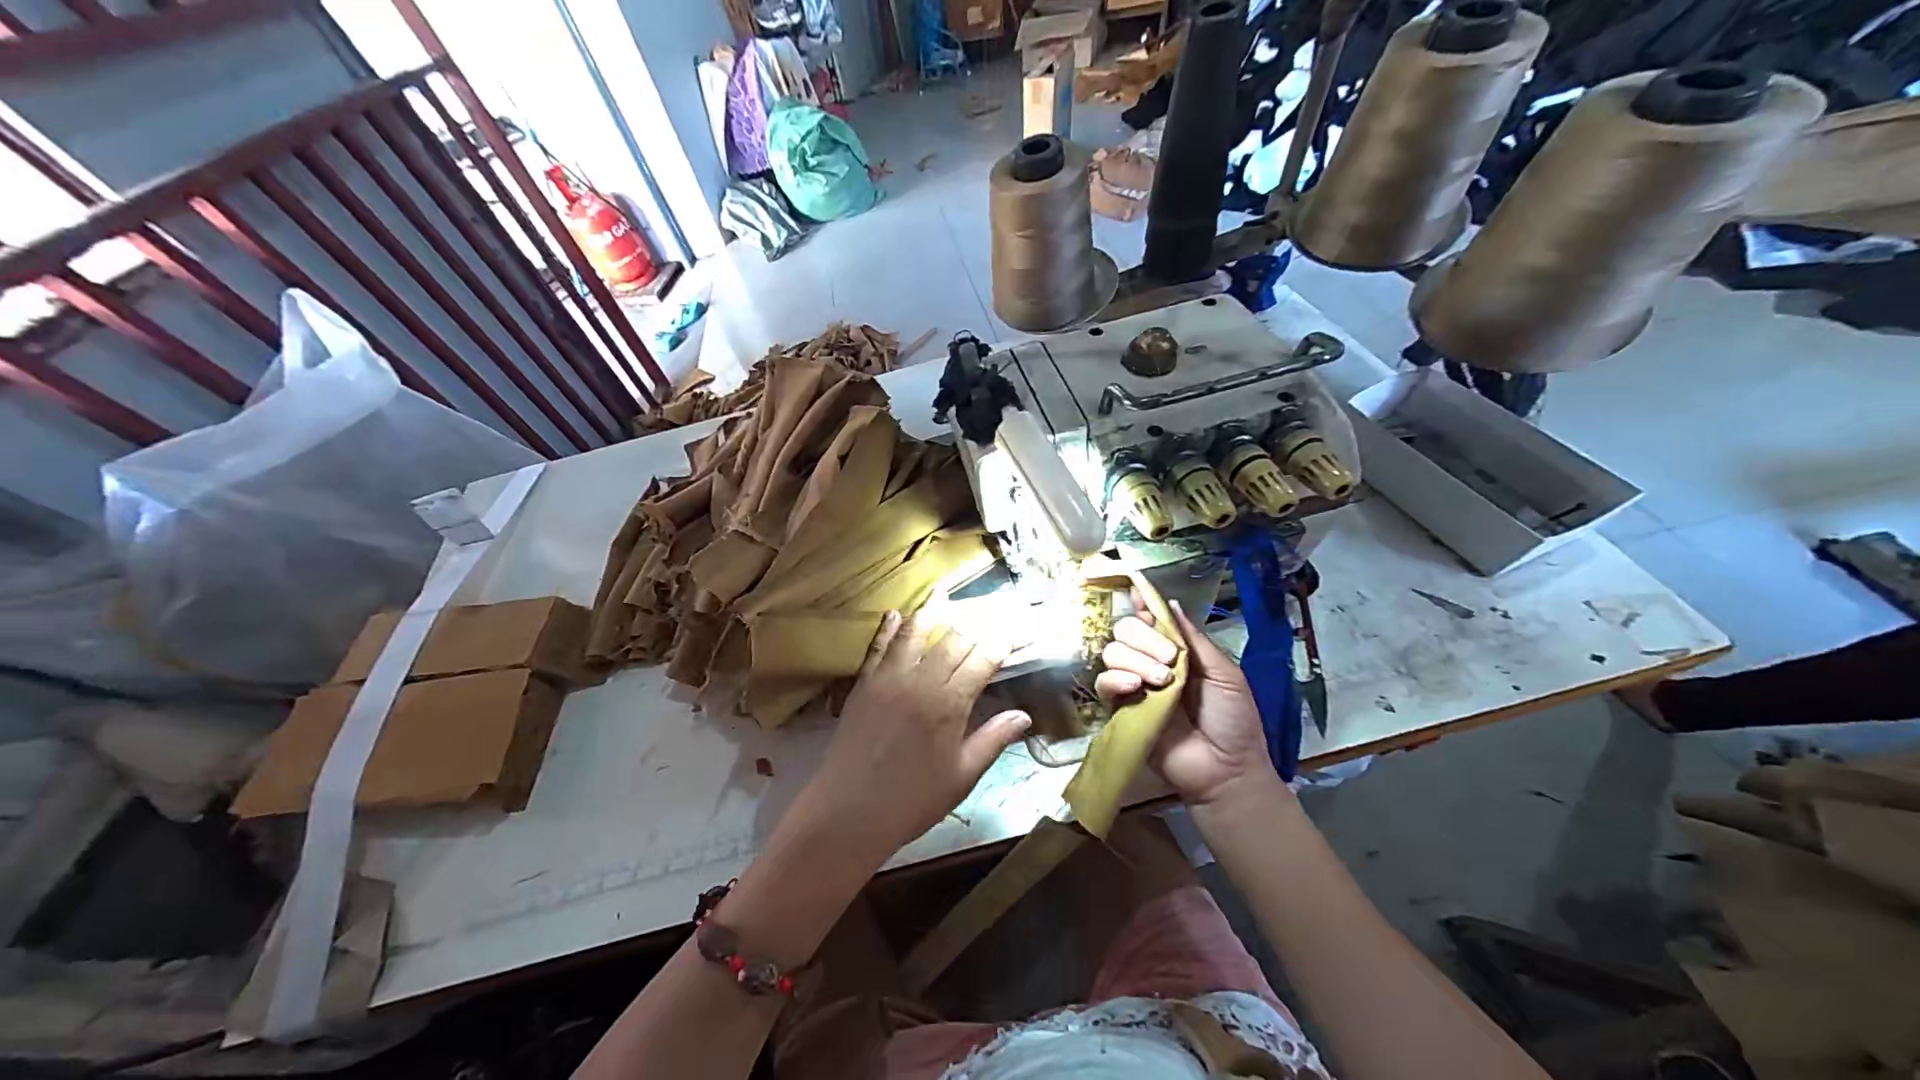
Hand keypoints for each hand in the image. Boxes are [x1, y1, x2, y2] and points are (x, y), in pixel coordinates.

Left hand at [782, 610, 1031, 862]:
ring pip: (914, 633)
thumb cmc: (913, 801)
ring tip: (944, 603)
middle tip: (983, 632)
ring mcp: (888, 679)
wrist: (849, 812)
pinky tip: (896, 614)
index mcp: (949, 704)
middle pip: (952, 640)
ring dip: (933, 618)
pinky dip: (890, 628)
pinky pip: (879, 647)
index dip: (999, 647)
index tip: (1010, 640)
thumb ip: (993, 739)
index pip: (981, 660)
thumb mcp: (962, 776)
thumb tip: (1023, 716)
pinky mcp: (863, 684)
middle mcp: (921, 681)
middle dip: (973, 632)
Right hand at [1094, 596, 1286, 809]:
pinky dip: (1115, 679)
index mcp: (1177, 651)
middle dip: (1143, 637)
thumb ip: (1193, 640)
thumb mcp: (1224, 673)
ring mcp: (1134, 686)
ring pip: (1112, 653)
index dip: (1142, 603)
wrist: (1226, 768)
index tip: (1136, 588)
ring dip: (1134, 659)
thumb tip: (1169, 604)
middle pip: (1126, 631)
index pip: (1151, 620)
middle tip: (1169, 660)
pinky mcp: (1120, 710)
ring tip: (1160, 682)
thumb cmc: (1233, 720)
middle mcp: (1150, 663)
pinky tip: (1134, 687)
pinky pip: (1104, 684)